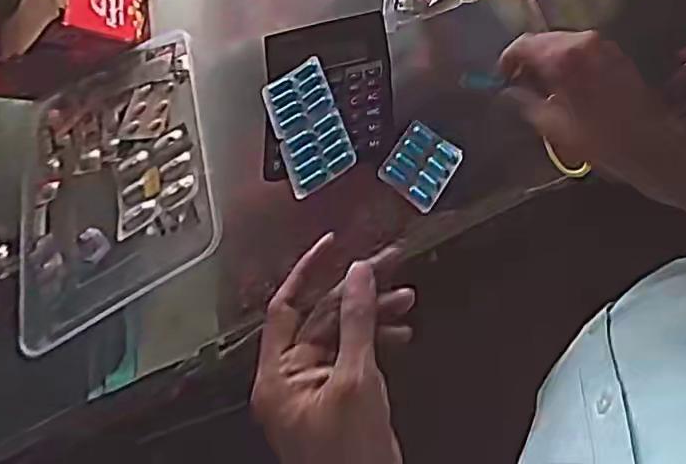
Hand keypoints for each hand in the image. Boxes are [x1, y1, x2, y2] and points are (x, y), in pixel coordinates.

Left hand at [251, 234, 412, 463]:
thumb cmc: (349, 453)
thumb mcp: (356, 378)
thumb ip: (356, 320)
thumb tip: (359, 273)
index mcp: (278, 376)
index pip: (285, 306)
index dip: (307, 271)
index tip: (332, 243)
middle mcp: (291, 377)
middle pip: (322, 314)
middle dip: (358, 290)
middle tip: (390, 263)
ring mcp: (315, 384)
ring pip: (343, 328)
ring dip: (375, 311)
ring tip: (406, 299)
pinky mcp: (338, 391)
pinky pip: (355, 347)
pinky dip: (378, 334)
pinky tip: (401, 330)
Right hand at [500, 31, 685, 199]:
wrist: (654, 146)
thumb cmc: (604, 141)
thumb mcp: (556, 127)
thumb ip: (528, 103)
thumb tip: (512, 92)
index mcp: (566, 55)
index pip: (525, 43)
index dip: (508, 59)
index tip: (502, 77)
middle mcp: (585, 41)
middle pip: (544, 41)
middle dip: (529, 61)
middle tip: (520, 86)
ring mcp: (604, 46)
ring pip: (564, 45)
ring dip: (550, 62)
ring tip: (544, 91)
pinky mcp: (617, 55)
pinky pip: (584, 52)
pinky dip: (571, 63)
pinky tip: (569, 89)